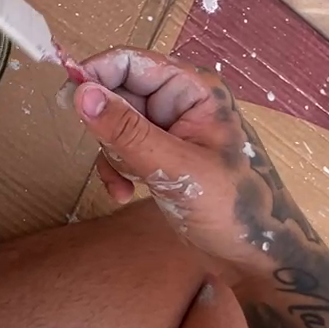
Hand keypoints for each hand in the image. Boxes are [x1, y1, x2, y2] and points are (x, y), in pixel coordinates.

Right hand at [68, 47, 285, 279]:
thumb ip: (125, 130)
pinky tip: (124, 192)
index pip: (127, 62)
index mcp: (192, 89)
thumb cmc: (235, 211)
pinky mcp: (158, 150)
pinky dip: (115, 168)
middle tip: (116, 156)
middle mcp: (178, 99)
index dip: (94, 76)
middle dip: (108, 129)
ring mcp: (167, 126)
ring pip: (111, 121)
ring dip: (112, 154)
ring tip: (130, 181)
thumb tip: (79, 93)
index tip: (68, 101)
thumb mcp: (175, 168)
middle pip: (115, 92)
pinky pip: (118, 145)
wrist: (260, 265)